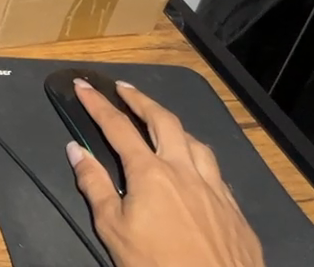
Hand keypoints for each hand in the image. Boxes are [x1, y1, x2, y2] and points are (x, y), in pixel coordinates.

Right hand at [65, 79, 263, 266]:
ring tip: (161, 123)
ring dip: (175, 127)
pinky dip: (200, 160)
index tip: (82, 85)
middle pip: (164, 122)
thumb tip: (76, 149)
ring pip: (197, 144)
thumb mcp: (113, 229)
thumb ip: (94, 185)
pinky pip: (217, 175)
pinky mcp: (237, 216)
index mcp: (151, 173)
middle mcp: (185, 172)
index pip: (118, 126)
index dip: (97, 103)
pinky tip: (196, 171)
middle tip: (124, 89)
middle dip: (141, 100)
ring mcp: (216, 192)